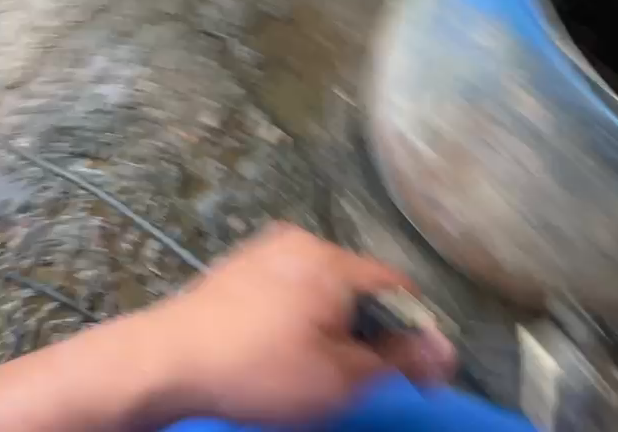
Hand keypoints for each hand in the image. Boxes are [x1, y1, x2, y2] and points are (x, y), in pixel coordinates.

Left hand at [127, 223, 455, 425]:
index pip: (397, 286)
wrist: (171, 355)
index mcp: (329, 260)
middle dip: (369, 324)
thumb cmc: (261, 369)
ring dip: (335, 318)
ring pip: (324, 282)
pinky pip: (292, 281)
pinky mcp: (242, 261)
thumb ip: (398, 358)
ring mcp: (266, 246)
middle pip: (358, 281)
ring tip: (316, 362)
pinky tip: (282, 343)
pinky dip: (302, 308)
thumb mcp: (340, 377)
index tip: (415, 371)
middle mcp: (299, 240)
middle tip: (358, 373)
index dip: (414, 329)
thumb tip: (446, 347)